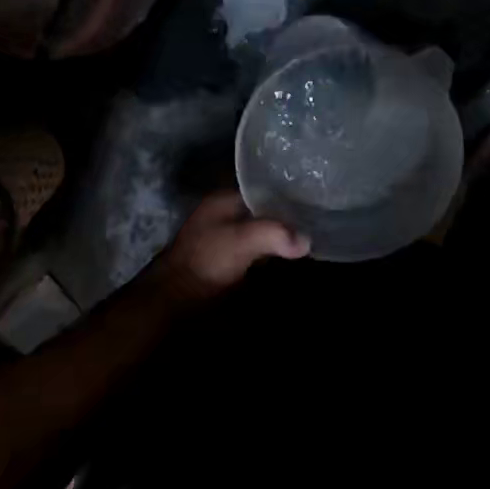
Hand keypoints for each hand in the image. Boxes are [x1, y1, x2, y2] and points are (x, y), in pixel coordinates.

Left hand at [153, 190, 310, 296]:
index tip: (312, 200)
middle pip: (263, 210)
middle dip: (285, 216)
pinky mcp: (227, 262)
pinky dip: (271, 252)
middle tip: (316, 220)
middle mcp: (224, 214)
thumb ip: (276, 234)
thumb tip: (308, 240)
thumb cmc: (206, 259)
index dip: (286, 194)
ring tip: (309, 238)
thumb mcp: (243, 240)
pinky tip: (289, 256)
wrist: (173, 300)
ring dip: (279, 236)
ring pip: (260, 230)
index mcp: (224, 200)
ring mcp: (224, 238)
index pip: (262, 188)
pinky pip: (256, 250)